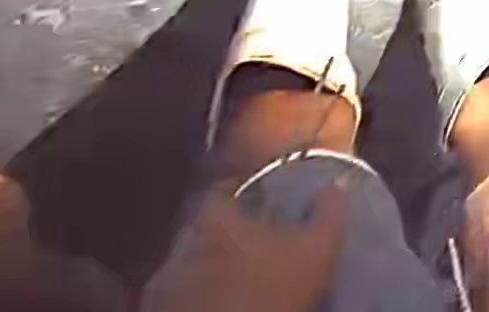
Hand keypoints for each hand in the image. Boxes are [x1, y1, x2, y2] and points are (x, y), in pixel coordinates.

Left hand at [141, 182, 346, 311]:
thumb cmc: (276, 294)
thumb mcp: (321, 247)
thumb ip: (329, 208)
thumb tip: (327, 188)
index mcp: (215, 229)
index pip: (212, 195)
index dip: (231, 190)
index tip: (251, 194)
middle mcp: (177, 257)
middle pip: (197, 230)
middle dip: (219, 229)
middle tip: (247, 234)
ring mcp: (159, 296)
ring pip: (182, 266)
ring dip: (204, 264)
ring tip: (232, 272)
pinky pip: (173, 297)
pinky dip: (192, 293)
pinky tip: (218, 299)